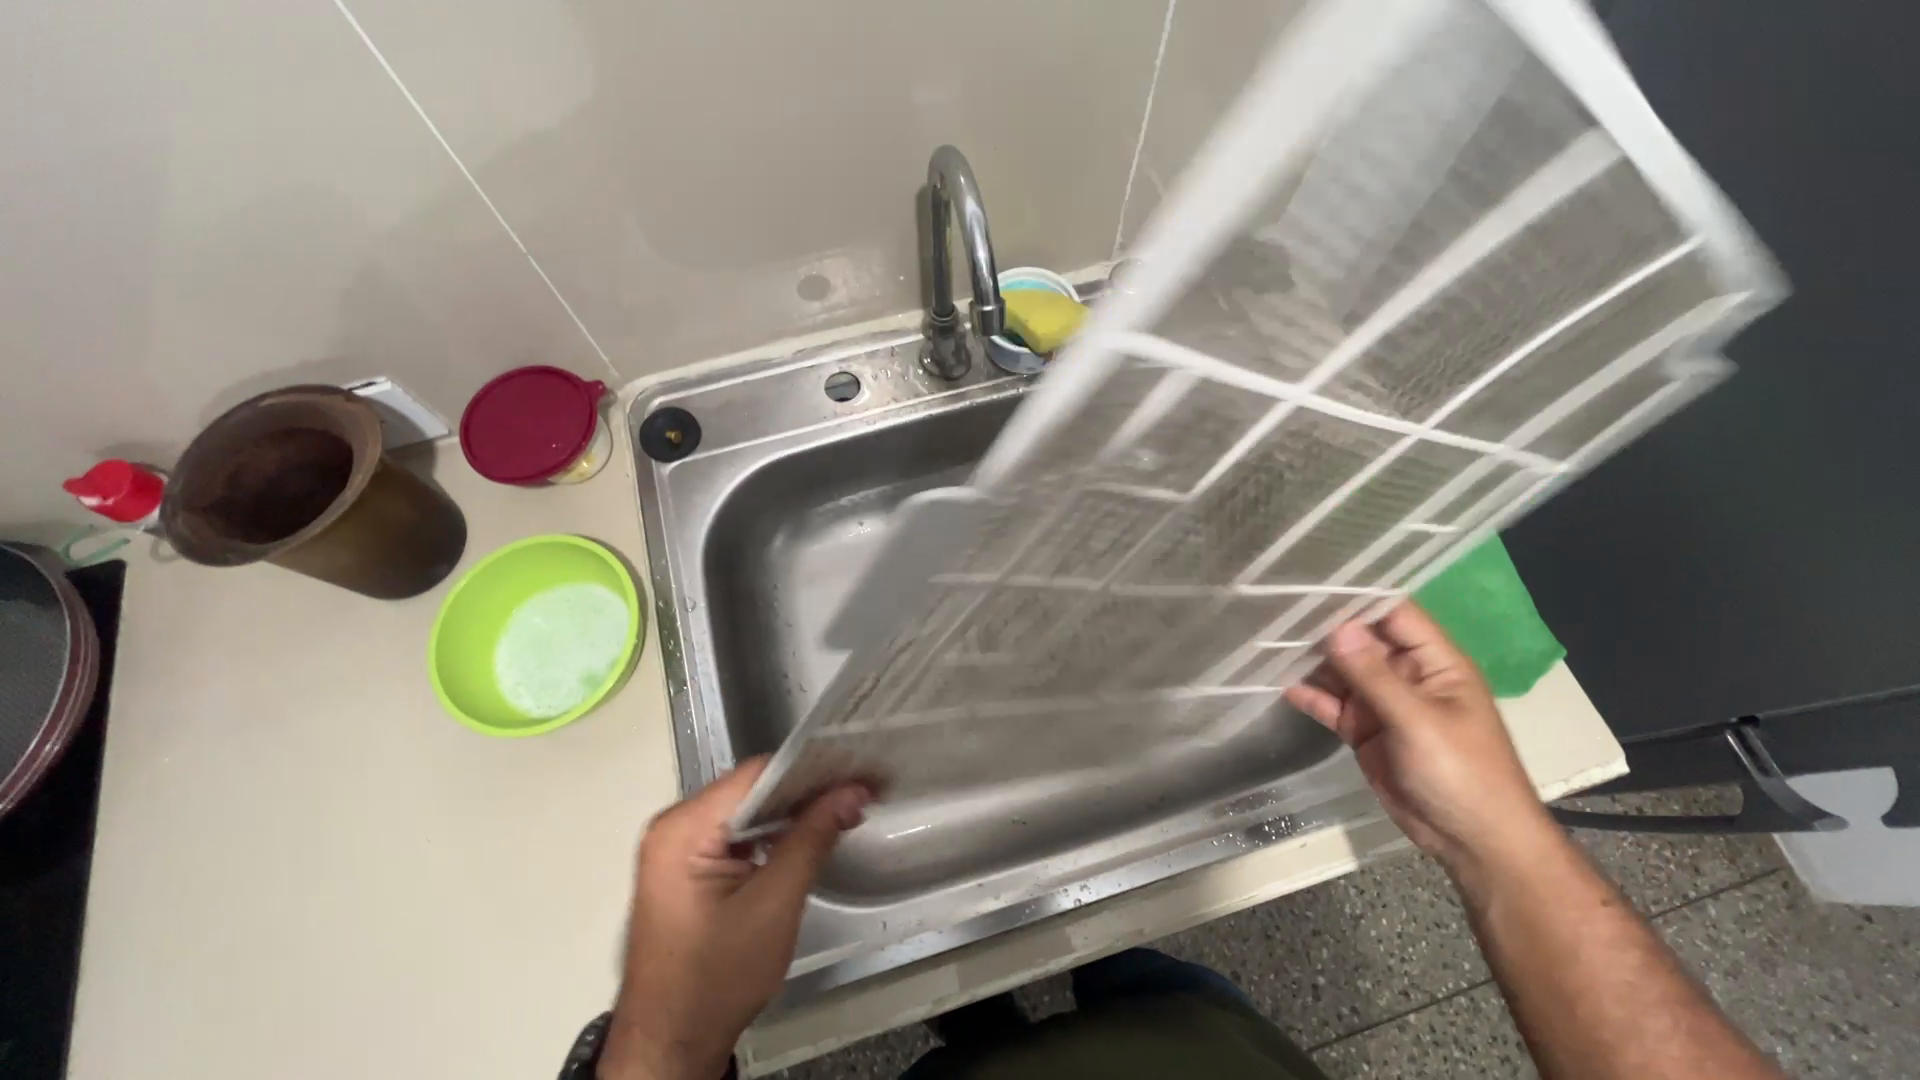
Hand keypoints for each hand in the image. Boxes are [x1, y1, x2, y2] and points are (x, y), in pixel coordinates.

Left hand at [599, 759, 871, 1079]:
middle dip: (804, 792)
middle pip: (749, 790)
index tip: (856, 773)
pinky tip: (806, 838)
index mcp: (683, 828)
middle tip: (857, 793)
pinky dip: (770, 835)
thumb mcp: (775, 904)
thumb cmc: (717, 978)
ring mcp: (674, 848)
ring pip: (745, 812)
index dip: (810, 771)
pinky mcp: (684, 869)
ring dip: (790, 814)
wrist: (670, 1045)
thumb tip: (850, 792)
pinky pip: (734, 835)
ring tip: (842, 812)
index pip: (756, 775)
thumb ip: (812, 838)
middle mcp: (672, 827)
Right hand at [1283, 603, 1556, 875]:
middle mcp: (1408, 676)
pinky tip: (1281, 684)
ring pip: (1342, 673)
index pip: (1394, 616)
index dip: (1358, 600)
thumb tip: (1337, 628)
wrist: (1473, 842)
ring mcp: (1384, 705)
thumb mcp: (1419, 721)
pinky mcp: (1366, 732)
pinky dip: (1310, 696)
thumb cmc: (1462, 773)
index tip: (1312, 588)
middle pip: (1361, 641)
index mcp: (1434, 663)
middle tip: (1275, 614)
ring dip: (1312, 662)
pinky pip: (1333, 706)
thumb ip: (1374, 676)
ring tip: (1268, 645)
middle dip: (1325, 629)